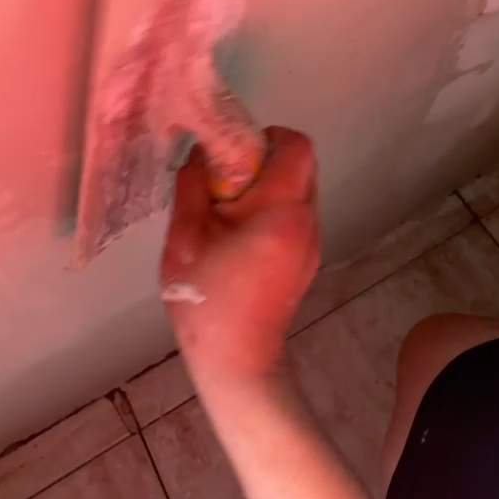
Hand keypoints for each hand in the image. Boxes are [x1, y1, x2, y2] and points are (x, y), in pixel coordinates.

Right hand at [160, 126, 320, 388]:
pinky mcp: (308, 259)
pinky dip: (274, 209)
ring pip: (300, 189)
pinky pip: (297, 214)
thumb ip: (192, 185)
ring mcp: (313, 242)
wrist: (237, 362)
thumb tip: (198, 151)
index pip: (297, 144)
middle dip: (267, 158)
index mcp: (281, 209)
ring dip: (270, 185)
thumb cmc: (207, 296)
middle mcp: (307, 220)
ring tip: (231, 209)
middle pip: (302, 164)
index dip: (268, 136)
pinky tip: (242, 234)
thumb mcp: (185, 235)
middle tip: (228, 177)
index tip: (234, 152)